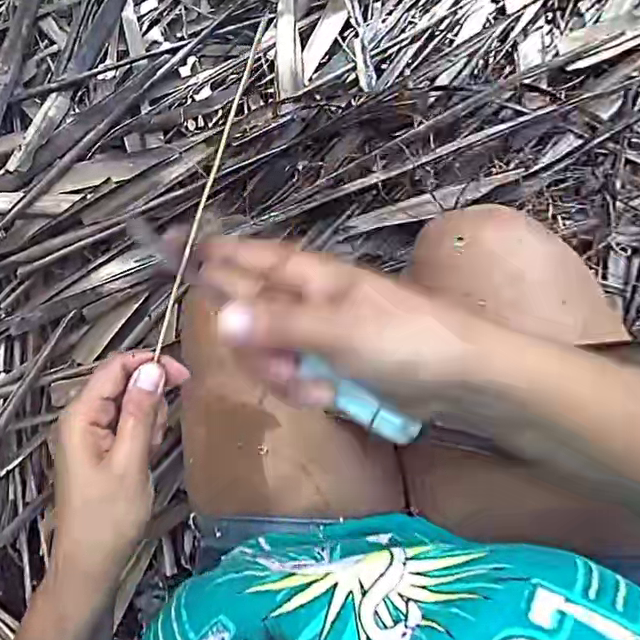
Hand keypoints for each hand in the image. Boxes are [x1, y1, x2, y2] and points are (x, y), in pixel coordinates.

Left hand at [50, 350, 189, 586]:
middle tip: (156, 434)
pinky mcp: (100, 447)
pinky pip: (127, 425)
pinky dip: (142, 436)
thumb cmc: (105, 521)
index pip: (115, 368)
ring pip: (129, 404)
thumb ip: (141, 413)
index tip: (181, 373)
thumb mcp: (130, 463)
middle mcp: (81, 418)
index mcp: (80, 416)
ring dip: (147, 422)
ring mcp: (90, 432)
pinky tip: (143, 459)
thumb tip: (152, 370)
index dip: (149, 364)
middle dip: (149, 402)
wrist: (91, 563)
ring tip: (146, 453)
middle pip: (123, 383)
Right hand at [193, 237, 516, 420]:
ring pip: (264, 348)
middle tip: (279, 365)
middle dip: (253, 343)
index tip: (169, 244)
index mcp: (305, 275)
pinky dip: (302, 388)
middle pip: (244, 310)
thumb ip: (276, 325)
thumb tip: (219, 318)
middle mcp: (303, 298)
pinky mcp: (327, 362)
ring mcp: (314, 332)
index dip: (207, 250)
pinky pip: (290, 372)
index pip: (243, 255)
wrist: (469, 381)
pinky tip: (327, 395)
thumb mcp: (338, 331)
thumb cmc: (408, 340)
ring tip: (313, 385)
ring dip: (280, 372)